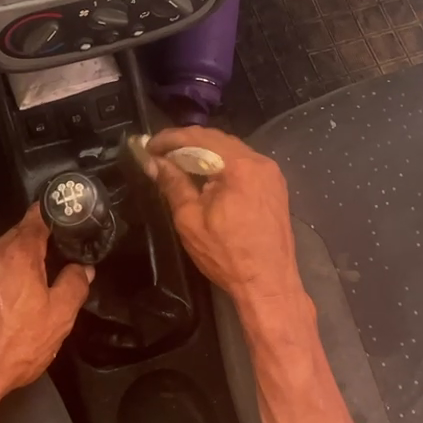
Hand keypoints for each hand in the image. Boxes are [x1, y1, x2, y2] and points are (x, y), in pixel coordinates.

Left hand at [0, 205, 91, 392]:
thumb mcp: (59, 316)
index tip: (71, 220)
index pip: (38, 215)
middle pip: (21, 234)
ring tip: (40, 284)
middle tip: (62, 260)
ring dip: (22, 263)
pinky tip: (15, 301)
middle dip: (41, 244)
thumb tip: (83, 268)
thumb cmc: (17, 341)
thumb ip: (75, 284)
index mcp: (18, 250)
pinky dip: (5, 276)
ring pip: (5, 253)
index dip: (56, 214)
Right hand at [149, 126, 301, 305]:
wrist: (269, 284)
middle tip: (159, 154)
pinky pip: (242, 162)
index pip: (199, 137)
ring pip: (229, 149)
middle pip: (216, 138)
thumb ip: (172, 184)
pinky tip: (204, 175)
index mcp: (239, 166)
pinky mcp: (274, 185)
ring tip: (177, 163)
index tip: (148, 146)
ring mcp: (270, 173)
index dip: (169, 138)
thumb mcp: (190, 219)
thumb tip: (153, 161)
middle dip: (185, 142)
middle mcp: (259, 161)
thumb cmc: (227, 255)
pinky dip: (220, 163)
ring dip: (202, 151)